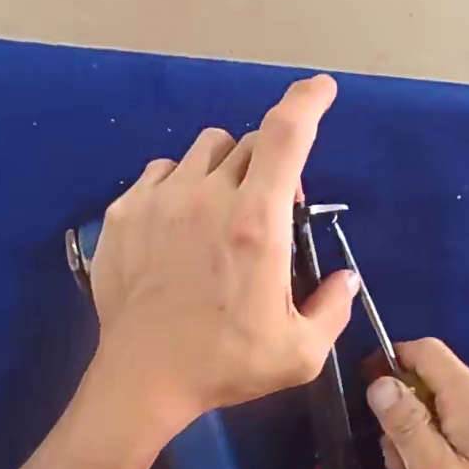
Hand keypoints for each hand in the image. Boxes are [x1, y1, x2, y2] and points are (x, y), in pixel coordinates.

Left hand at [89, 75, 358, 428]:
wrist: (143, 379)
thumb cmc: (225, 365)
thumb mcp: (299, 353)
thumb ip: (332, 309)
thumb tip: (344, 279)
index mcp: (257, 224)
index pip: (287, 135)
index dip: (308, 102)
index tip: (321, 89)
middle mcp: (207, 197)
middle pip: (247, 141)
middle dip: (269, 161)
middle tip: (270, 206)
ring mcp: (159, 200)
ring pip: (203, 150)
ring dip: (224, 167)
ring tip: (221, 210)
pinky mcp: (123, 214)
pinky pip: (160, 172)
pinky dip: (179, 184)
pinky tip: (179, 223)